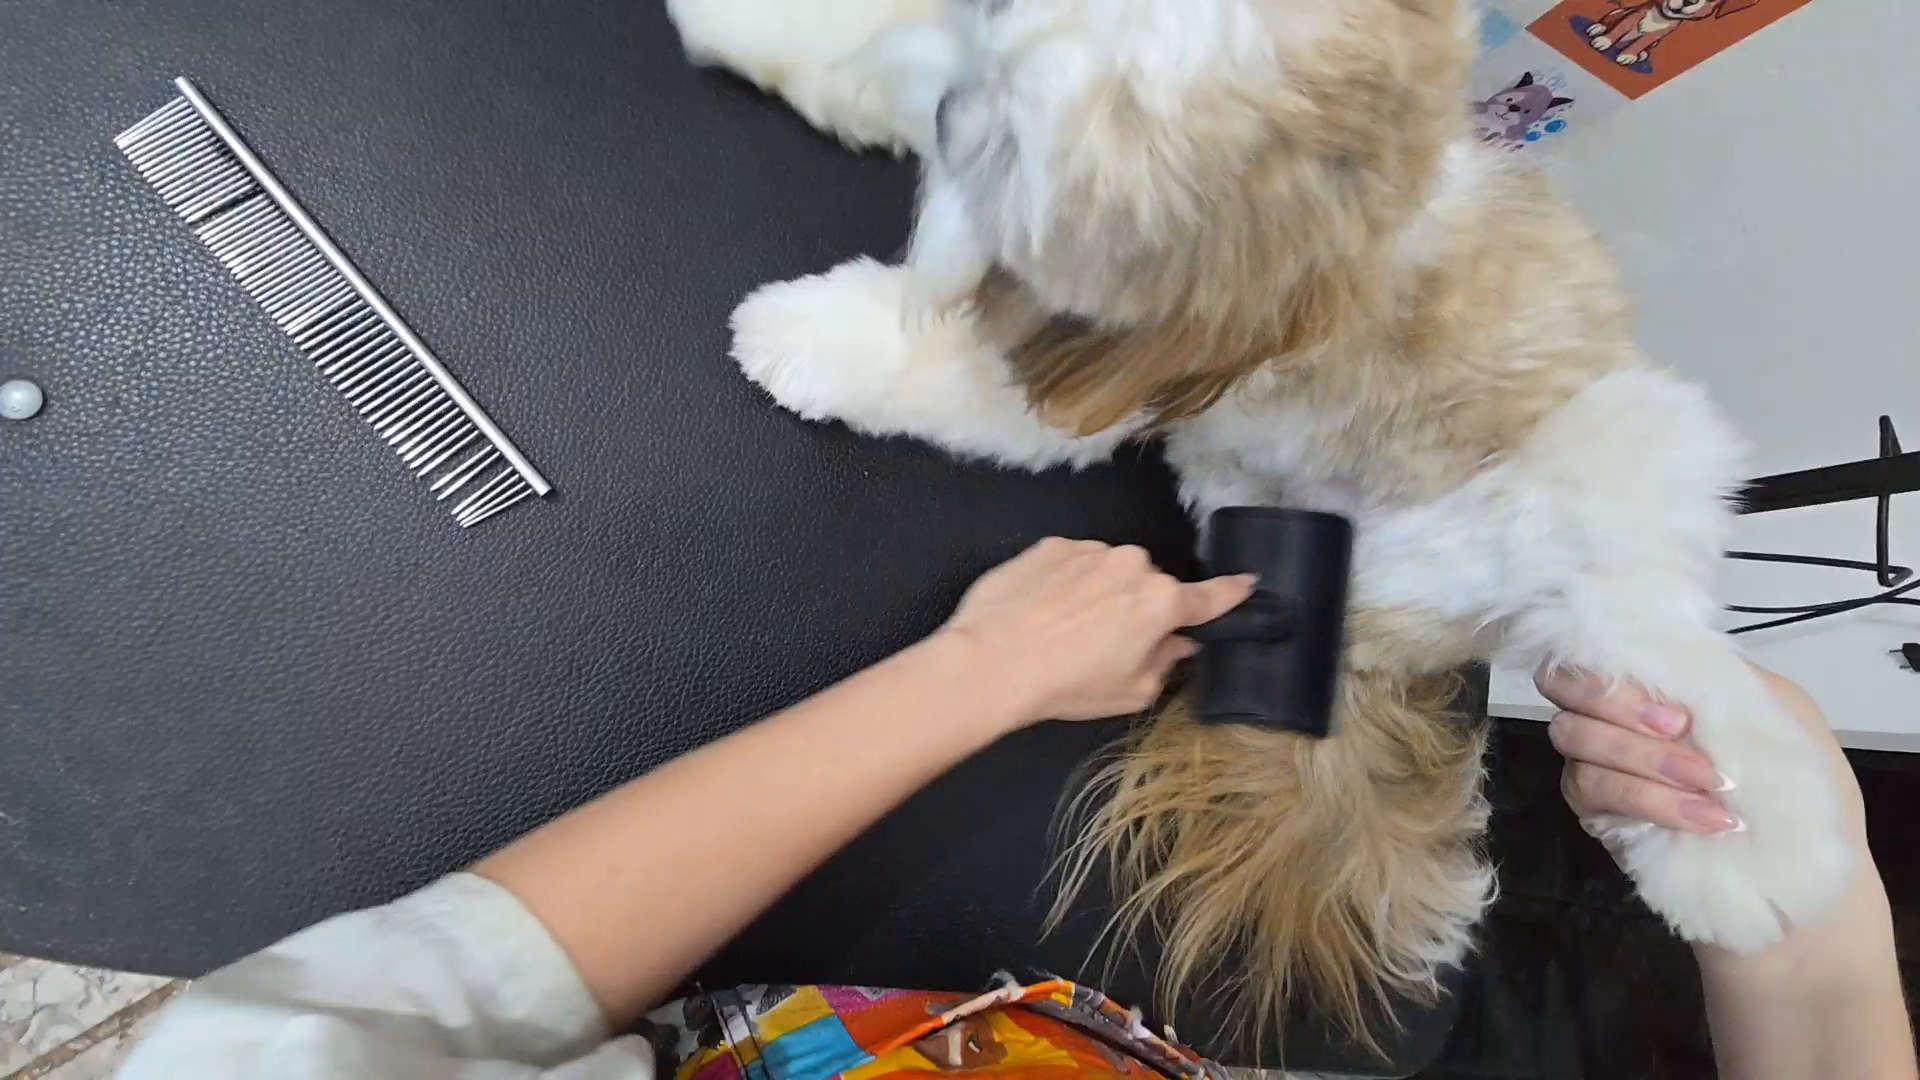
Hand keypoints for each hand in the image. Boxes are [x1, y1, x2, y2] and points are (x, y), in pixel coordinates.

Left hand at [937, 537, 1254, 726]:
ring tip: (1064, 625)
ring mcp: (1088, 549)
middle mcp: (1131, 564)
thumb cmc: (1068, 684)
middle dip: (1137, 605)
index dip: (1229, 593)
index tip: (1247, 581)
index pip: (1208, 597)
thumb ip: (1165, 662)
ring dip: (1098, 590)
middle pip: (1147, 584)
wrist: (992, 660)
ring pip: (1107, 569)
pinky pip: (1072, 561)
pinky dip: (1065, 580)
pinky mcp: (1050, 545)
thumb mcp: (1131, 692)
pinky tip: (1041, 608)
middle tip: (1106, 639)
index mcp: (1160, 602)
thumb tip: (1177, 642)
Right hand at [1536, 665, 1865, 844]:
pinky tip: (1703, 818)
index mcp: (1644, 685)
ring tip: (1713, 786)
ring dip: (1642, 758)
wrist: (1804, 867)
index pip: (1584, 655)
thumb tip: (1661, 657)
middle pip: (1559, 687)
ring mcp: (1588, 759)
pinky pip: (1588, 787)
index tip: (1676, 711)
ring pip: (1571, 736)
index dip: (1609, 674)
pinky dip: (1648, 799)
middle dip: (1615, 708)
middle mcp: (1603, 714)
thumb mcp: (1778, 712)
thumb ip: (1718, 677)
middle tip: (1681, 734)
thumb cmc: (1796, 782)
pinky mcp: (1588, 804)